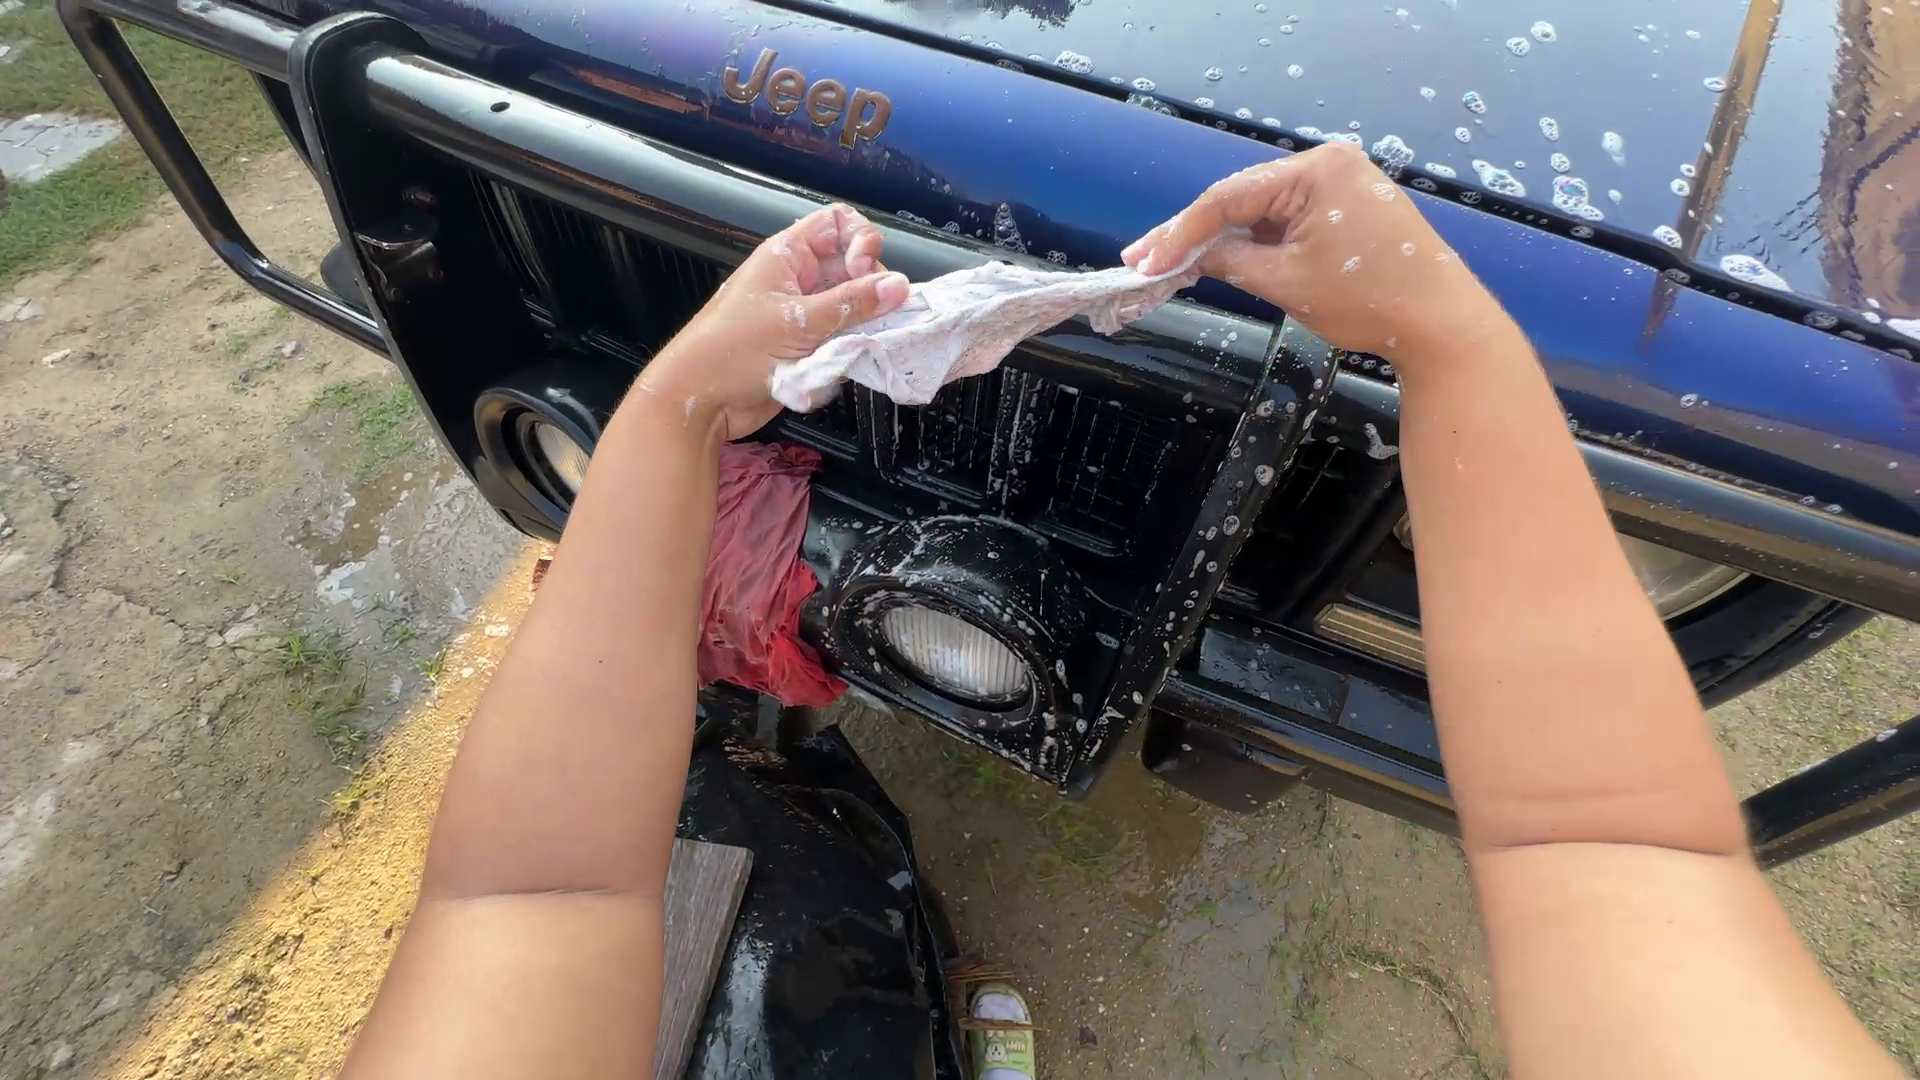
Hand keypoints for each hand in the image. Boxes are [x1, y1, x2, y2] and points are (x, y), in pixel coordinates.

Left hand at [638, 203, 908, 439]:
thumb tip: (898, 285)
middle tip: (872, 315)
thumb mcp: (797, 323)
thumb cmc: (732, 351)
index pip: (840, 224)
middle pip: (855, 270)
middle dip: (870, 291)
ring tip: (859, 343)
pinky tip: (845, 362)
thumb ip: (851, 304)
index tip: (864, 271)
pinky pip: (844, 340)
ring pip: (854, 309)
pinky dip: (850, 351)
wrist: (703, 400)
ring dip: (862, 326)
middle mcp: (800, 280)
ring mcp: (807, 315)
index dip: (861, 241)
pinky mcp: (811, 347)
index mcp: (789, 256)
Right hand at [1121, 143, 1506, 369]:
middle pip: (1240, 198)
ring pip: (1257, 211)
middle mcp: (1325, 166)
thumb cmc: (1364, 299)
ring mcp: (1334, 187)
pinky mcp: (1338, 211)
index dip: (1180, 232)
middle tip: (1142, 258)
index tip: (1144, 260)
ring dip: (1215, 239)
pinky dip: (1247, 243)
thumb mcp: (1284, 280)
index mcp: (1316, 171)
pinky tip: (1212, 257)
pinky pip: (1280, 222)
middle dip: (1190, 232)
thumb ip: (1231, 260)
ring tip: (1167, 262)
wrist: (1434, 320)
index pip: (1229, 197)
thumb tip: (1192, 256)